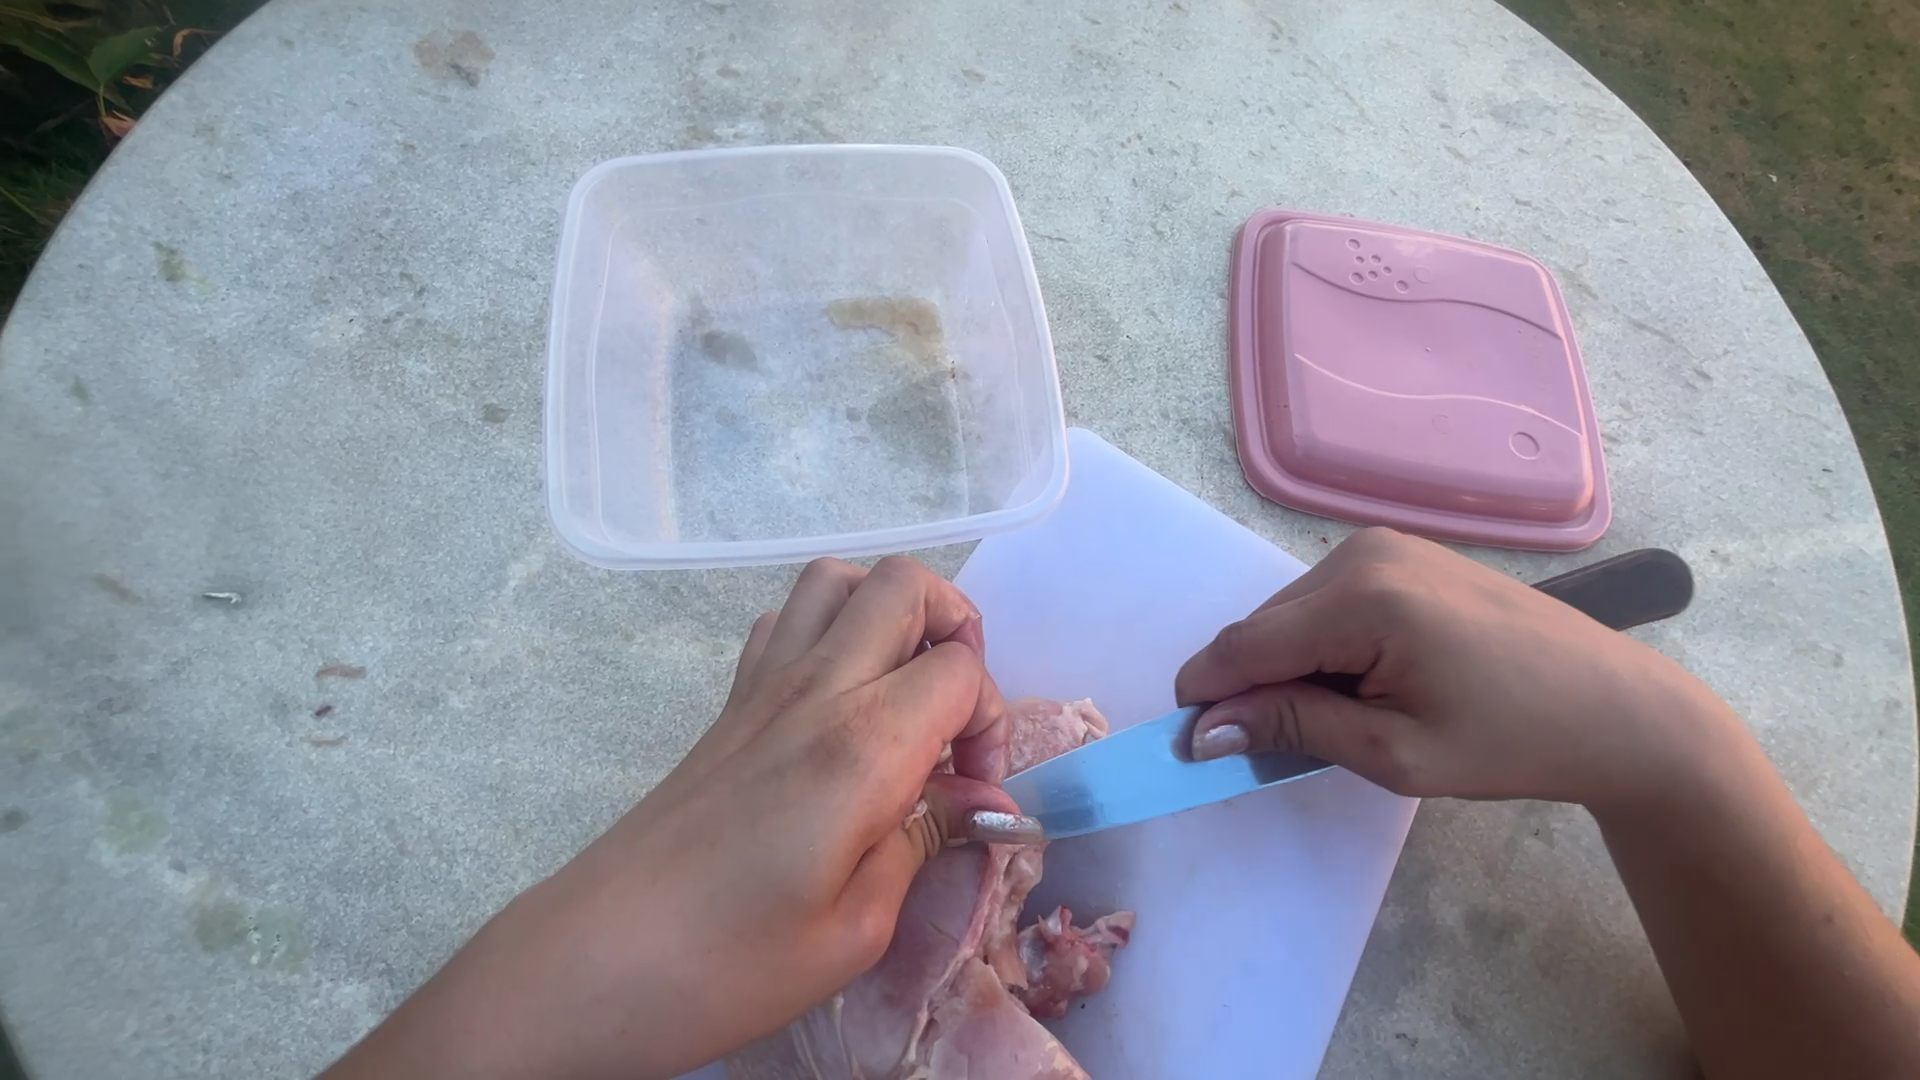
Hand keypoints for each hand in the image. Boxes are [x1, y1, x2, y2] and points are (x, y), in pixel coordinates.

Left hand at [322, 556, 1026, 1079]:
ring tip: (901, 681)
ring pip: (838, 578)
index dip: (990, 721)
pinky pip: (786, 618)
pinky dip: (826, 628)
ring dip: (888, 610)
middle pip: (904, 583)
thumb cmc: (734, 959)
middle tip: (953, 705)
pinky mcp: (733, 696)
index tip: (974, 788)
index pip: (960, 669)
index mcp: (864, 742)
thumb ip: (930, 839)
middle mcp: (819, 684)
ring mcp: (767, 680)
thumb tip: (984, 802)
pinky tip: (835, 691)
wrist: (597, 957)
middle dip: (956, 625)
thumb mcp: (860, 926)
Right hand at [1175, 528, 1740, 811]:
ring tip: (1346, 708)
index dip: (1207, 692)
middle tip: (1291, 739)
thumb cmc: (1515, 742)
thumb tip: (1205, 730)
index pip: (1245, 644)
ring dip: (1287, 663)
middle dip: (1254, 682)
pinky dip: (1317, 641)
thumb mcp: (1395, 754)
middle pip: (1262, 626)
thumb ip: (1291, 728)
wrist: (1624, 709)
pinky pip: (1319, 599)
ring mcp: (1380, 544)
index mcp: (1365, 599)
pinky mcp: (1395, 551)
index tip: (1194, 742)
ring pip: (1286, 612)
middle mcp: (1361, 553)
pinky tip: (1364, 673)